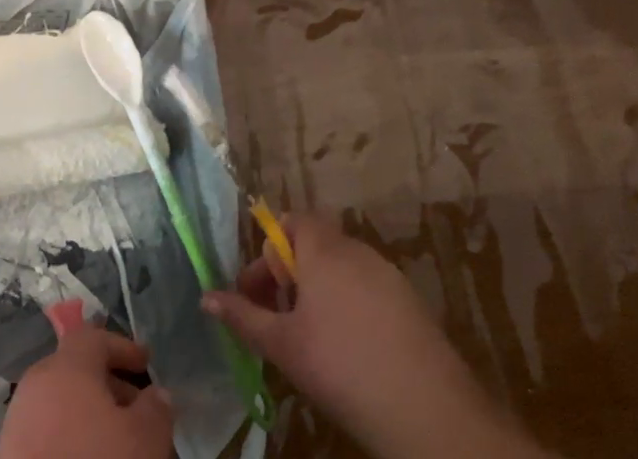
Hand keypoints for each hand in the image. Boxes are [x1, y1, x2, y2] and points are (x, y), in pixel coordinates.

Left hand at [0, 324, 174, 458]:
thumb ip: (155, 410)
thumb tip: (157, 392)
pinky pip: (49, 422)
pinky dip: (73, 429)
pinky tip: (90, 452)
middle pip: (76, 368)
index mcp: (66, 367)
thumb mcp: (143, 440)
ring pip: (62, 398)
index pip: (92, 338)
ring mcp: (20, 411)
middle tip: (141, 409)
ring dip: (92, 411)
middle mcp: (37, 380)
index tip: (147, 362)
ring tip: (121, 440)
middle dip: (110, 384)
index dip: (121, 346)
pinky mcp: (12, 442)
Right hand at [201, 213, 548, 458]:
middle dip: (290, 273)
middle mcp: (361, 256)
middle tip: (276, 314)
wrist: (431, 417)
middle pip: (317, 245)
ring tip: (308, 334)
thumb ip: (242, 315)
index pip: (294, 220)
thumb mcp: (280, 344)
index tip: (261, 287)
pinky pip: (371, 292)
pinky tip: (347, 349)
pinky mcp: (416, 310)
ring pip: (344, 271)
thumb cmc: (341, 367)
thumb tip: (206, 298)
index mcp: (326, 253)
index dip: (271, 246)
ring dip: (319, 291)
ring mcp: (395, 282)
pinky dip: (351, 307)